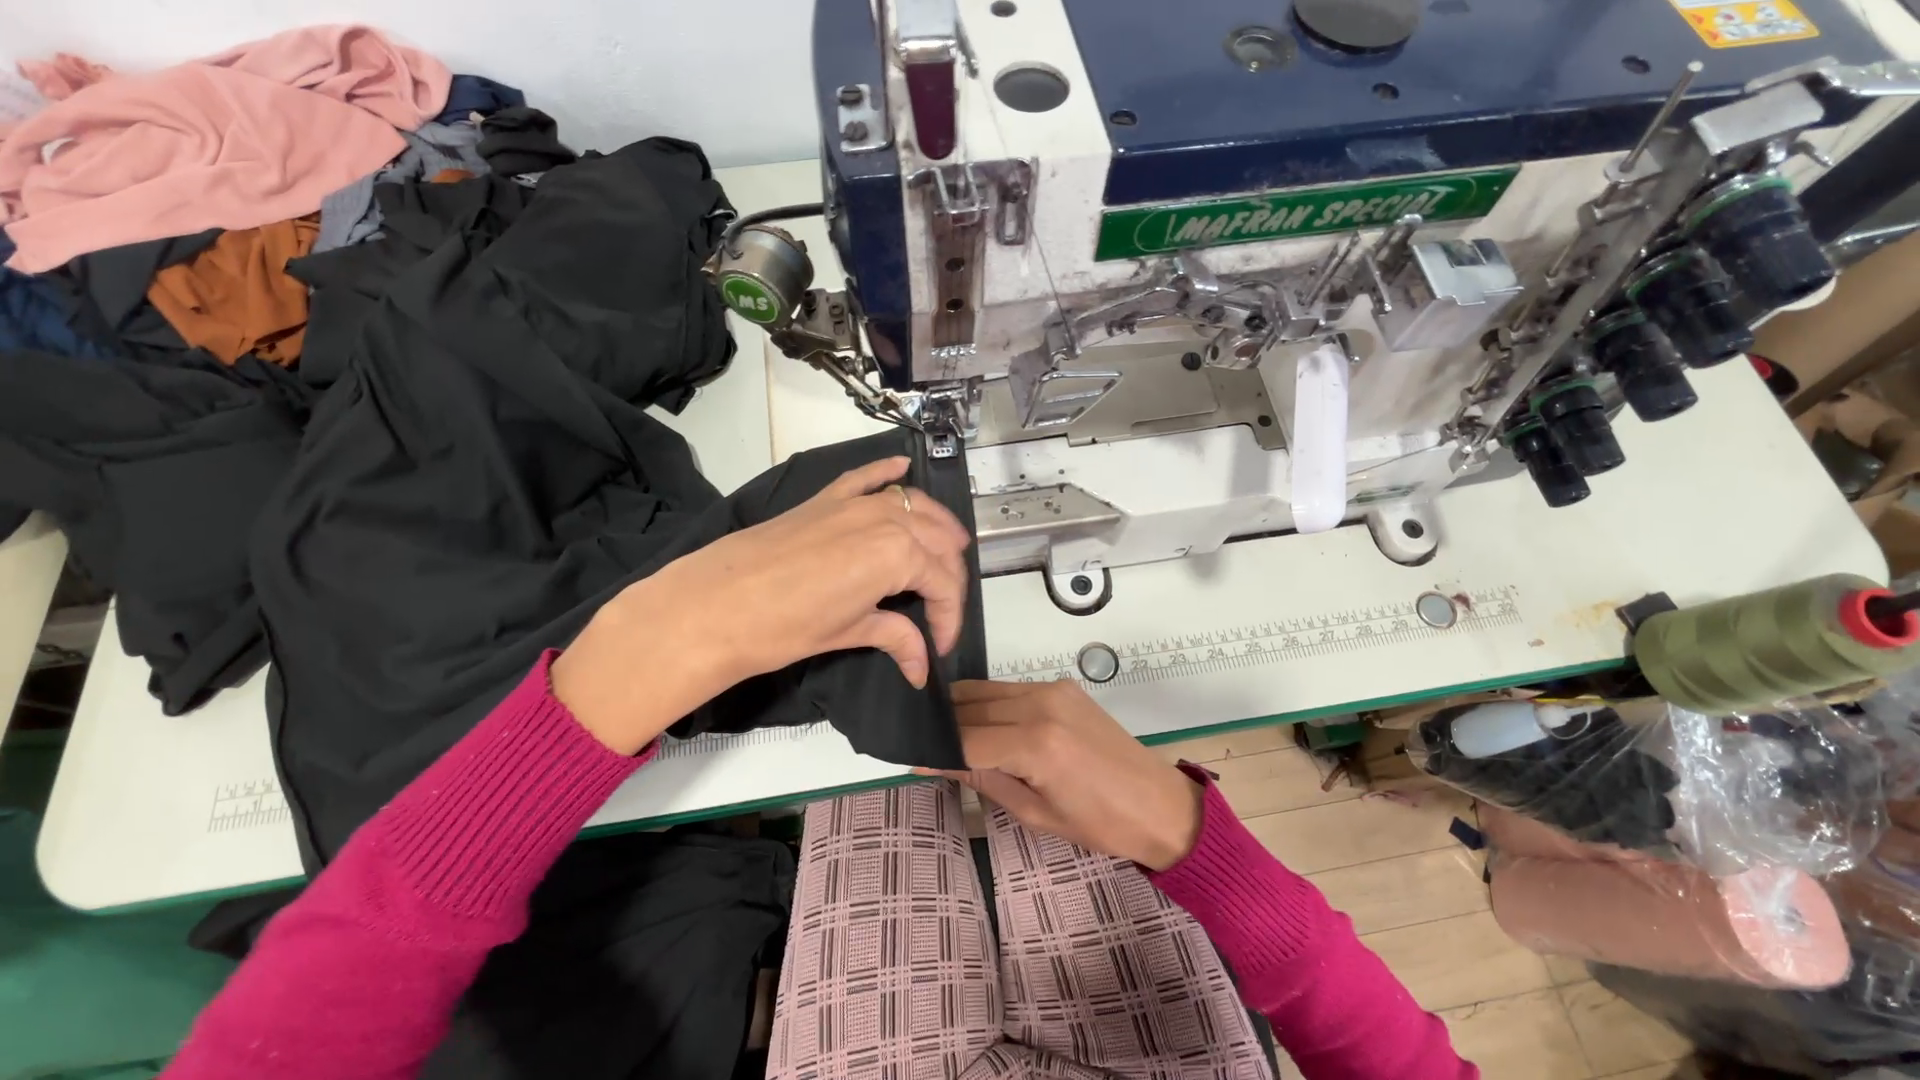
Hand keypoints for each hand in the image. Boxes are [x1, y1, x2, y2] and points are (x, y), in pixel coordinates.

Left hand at [553, 456, 971, 754]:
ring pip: (912, 504)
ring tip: (945, 550)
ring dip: (934, 525)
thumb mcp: (848, 632)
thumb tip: (921, 667)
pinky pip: (865, 476)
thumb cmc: (785, 626)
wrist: (715, 605)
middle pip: (937, 541)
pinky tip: (903, 466)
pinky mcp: (825, 499)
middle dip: (948, 576)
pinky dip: (886, 470)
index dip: (949, 619)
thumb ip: (895, 638)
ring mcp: (854, 502)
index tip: (941, 647)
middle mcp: (886, 518)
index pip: (943, 584)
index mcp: (899, 553)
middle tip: (942, 609)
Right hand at [919, 680, 1203, 870]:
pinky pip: (1009, 688)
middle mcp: (1041, 703)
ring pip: (985, 689)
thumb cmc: (1099, 824)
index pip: (964, 737)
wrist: (1158, 804)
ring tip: (943, 734)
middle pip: (969, 704)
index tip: (907, 756)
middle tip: (918, 744)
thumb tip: (932, 762)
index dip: (933, 748)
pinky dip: (987, 703)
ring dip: (961, 709)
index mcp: (1036, 743)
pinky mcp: (1062, 685)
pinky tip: (977, 723)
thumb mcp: (1033, 812)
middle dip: (941, 723)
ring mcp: (1053, 688)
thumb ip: (981, 777)